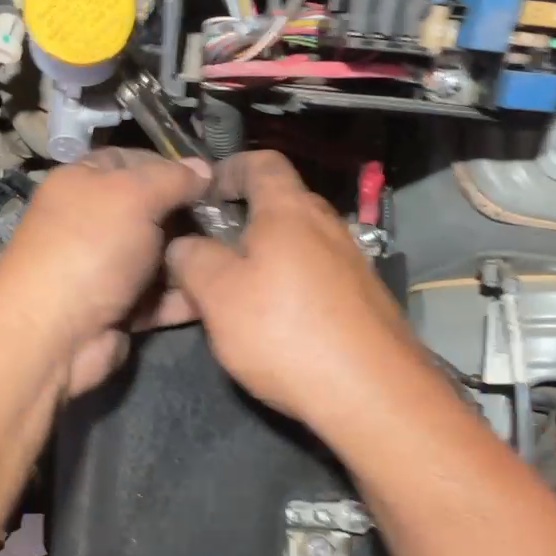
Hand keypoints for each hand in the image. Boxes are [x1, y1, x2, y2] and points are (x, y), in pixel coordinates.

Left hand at [0, 148, 210, 395]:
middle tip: (232, 219)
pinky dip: (186, 296)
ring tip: (236, 255)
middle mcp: (94, 223)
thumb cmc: (91, 248)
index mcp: (84, 183)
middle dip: (190, 216)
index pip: (132, 161)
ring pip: (160, 256)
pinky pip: (161, 296)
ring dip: (193, 257)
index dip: (172, 166)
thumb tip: (204, 168)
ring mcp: (107, 268)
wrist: (55, 334)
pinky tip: (223, 290)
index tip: (213, 178)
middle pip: (152, 211)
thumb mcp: (133, 196)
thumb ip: (173, 178)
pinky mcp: (121, 308)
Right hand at [165, 151, 431, 430]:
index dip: (228, 169)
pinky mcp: (363, 301)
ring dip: (264, 261)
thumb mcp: (218, 295)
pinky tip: (275, 327)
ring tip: (234, 298)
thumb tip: (184, 244)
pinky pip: (315, 279)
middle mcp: (327, 226)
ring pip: (297, 247)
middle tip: (206, 256)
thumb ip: (193, 260)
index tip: (203, 192)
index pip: (262, 163)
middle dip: (240, 224)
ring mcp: (351, 264)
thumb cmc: (285, 332)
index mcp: (289, 210)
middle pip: (279, 207)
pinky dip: (289, 288)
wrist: (371, 393)